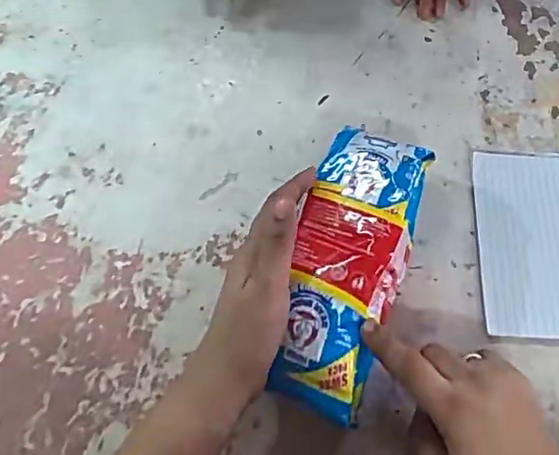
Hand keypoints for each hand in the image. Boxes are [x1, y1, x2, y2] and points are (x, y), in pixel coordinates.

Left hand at [180, 168, 313, 412]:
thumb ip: (277, 243)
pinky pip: (286, 266)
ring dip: (303, 229)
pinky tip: (321, 271)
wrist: (224, 384)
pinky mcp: (262, 301)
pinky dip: (303, 256)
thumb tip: (284, 199)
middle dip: (302, 203)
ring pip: (282, 244)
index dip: (294, 187)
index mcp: (252, 252)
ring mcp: (255, 282)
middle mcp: (252, 261)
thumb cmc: (248, 333)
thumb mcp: (267, 285)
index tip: (318, 173)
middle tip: (333, 198)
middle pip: (277, 222)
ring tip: (334, 230)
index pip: (274, 208)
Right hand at [362, 322, 557, 454]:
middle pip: (432, 353)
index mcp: (452, 404)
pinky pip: (485, 362)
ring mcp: (499, 374)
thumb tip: (419, 410)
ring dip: (450, 373)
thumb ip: (421, 436)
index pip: (410, 365)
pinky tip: (482, 403)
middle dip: (420, 366)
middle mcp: (474, 379)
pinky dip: (476, 375)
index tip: (367, 327)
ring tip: (457, 406)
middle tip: (422, 397)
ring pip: (459, 356)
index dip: (385, 346)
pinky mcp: (519, 377)